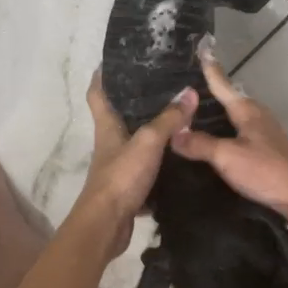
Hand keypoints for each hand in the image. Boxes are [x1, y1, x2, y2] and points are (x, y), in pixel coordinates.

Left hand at [77, 72, 196, 257]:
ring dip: (153, 132)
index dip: (103, 75)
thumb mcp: (148, 142)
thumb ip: (169, 119)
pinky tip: (181, 158)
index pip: (97, 93)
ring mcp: (119, 165)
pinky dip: (161, 163)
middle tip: (163, 86)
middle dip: (137, 101)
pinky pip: (147, 168)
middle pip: (119, 115)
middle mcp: (110, 142)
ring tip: (179, 117)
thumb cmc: (121, 176)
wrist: (107, 226)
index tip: (115, 60)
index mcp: (107, 125)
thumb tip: (190, 92)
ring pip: (136, 141)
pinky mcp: (128, 187)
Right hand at [170, 50, 287, 226]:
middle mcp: (257, 116)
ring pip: (235, 117)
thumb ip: (200, 144)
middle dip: (211, 91)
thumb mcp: (228, 157)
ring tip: (197, 114)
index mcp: (247, 110)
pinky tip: (218, 141)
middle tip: (188, 86)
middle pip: (229, 99)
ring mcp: (266, 133)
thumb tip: (173, 133)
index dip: (210, 67)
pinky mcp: (269, 150)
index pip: (222, 83)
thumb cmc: (267, 171)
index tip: (203, 47)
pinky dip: (226, 131)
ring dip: (218, 114)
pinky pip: (241, 132)